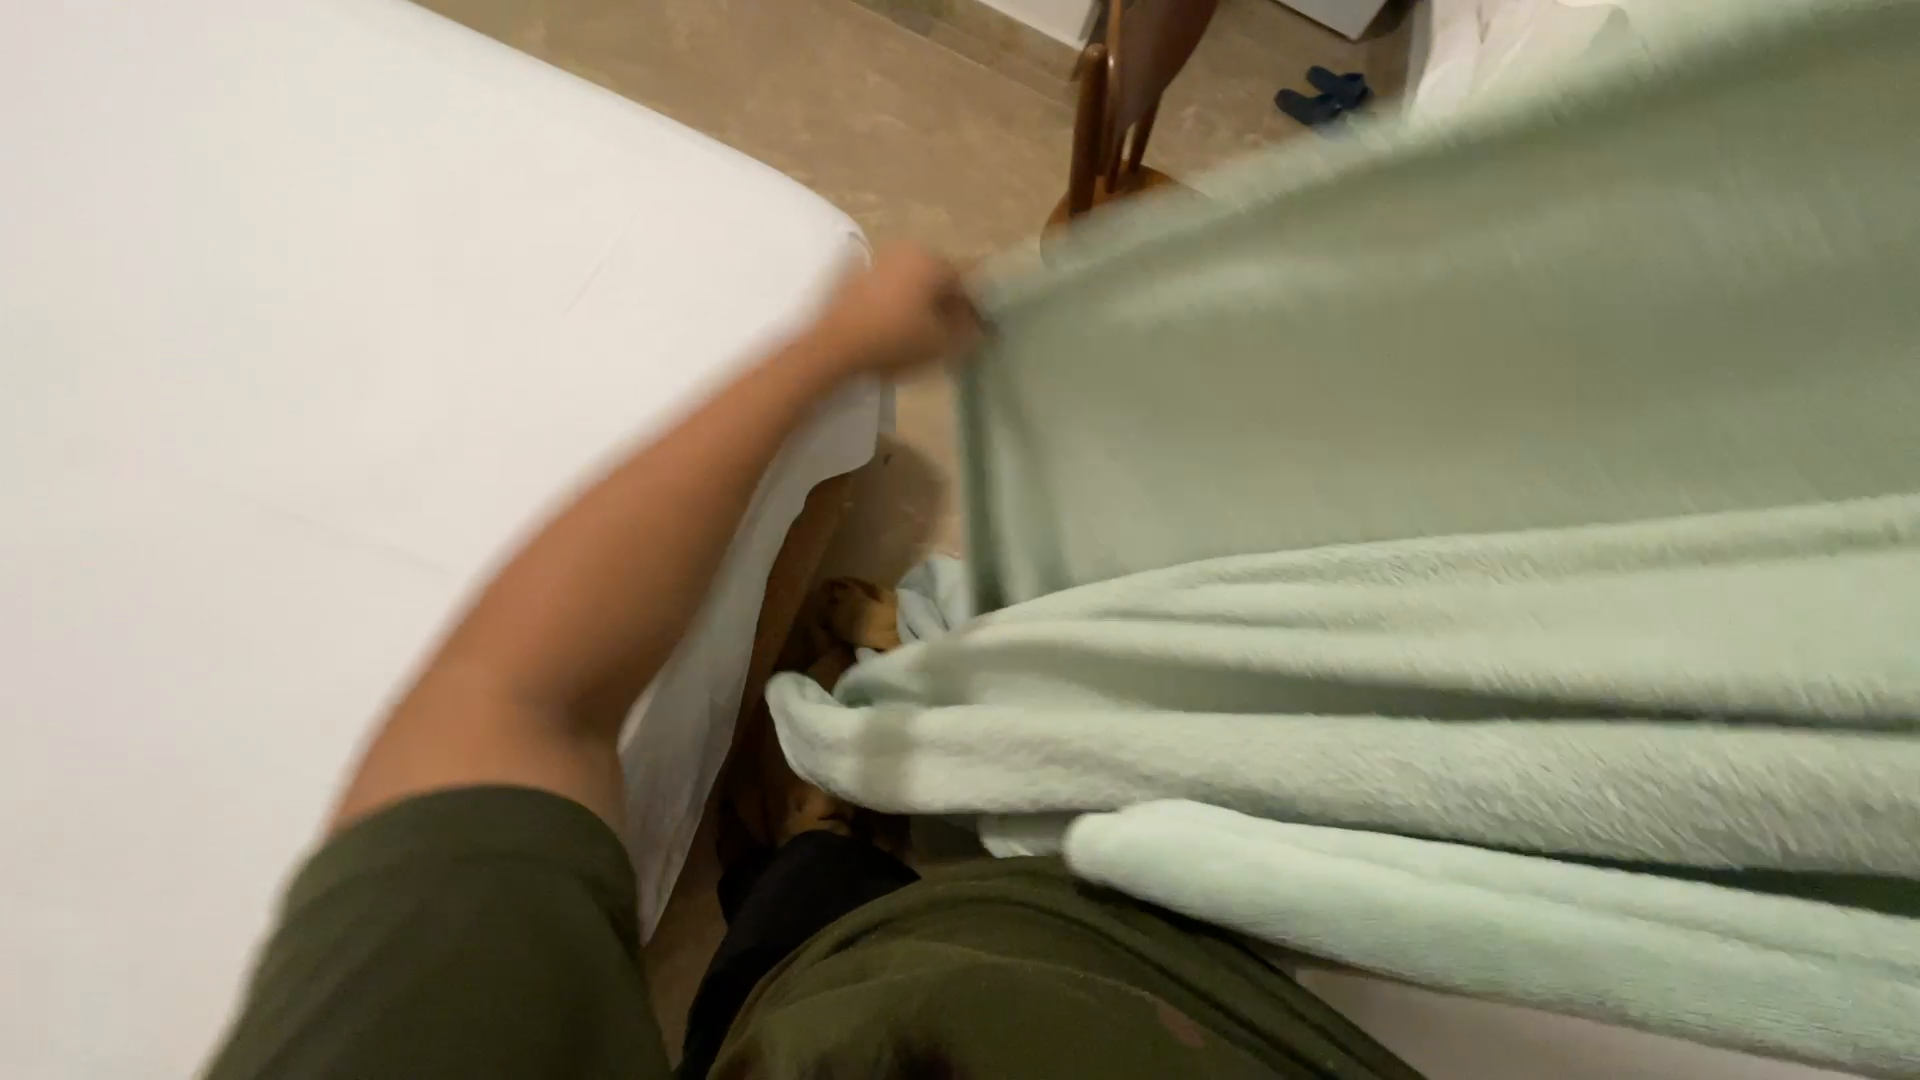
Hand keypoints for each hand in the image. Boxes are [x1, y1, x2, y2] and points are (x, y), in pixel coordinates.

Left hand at [807, 244, 982, 377]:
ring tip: (919, 333)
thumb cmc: (893, 343)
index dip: (974, 307)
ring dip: (919, 302)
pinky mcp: (850, 275)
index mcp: (931, 259)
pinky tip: (891, 328)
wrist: (830, 348)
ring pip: (909, 280)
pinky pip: (885, 288)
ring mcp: (874, 259)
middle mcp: (904, 249)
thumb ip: (968, 332)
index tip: (975, 331)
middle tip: (948, 333)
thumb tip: (980, 325)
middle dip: (945, 302)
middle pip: (937, 276)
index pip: (967, 280)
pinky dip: (893, 302)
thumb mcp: (941, 345)